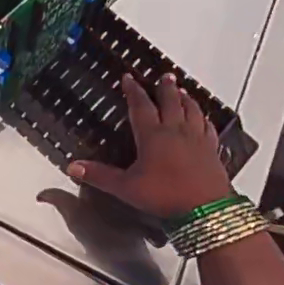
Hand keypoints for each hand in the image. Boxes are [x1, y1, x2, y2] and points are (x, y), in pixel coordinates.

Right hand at [65, 75, 234, 220]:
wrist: (205, 209)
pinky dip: (204, 118)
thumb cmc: (163, 195)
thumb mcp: (125, 187)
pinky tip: (204, 118)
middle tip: (166, 75)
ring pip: (192, 111)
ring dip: (187, 98)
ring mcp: (197, 139)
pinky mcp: (212, 150)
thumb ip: (99, 175)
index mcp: (153, 136)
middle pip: (171, 102)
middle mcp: (176, 131)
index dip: (133, 91)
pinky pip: (208, 127)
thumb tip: (71, 167)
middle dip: (166, 88)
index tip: (128, 77)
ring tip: (183, 91)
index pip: (141, 106)